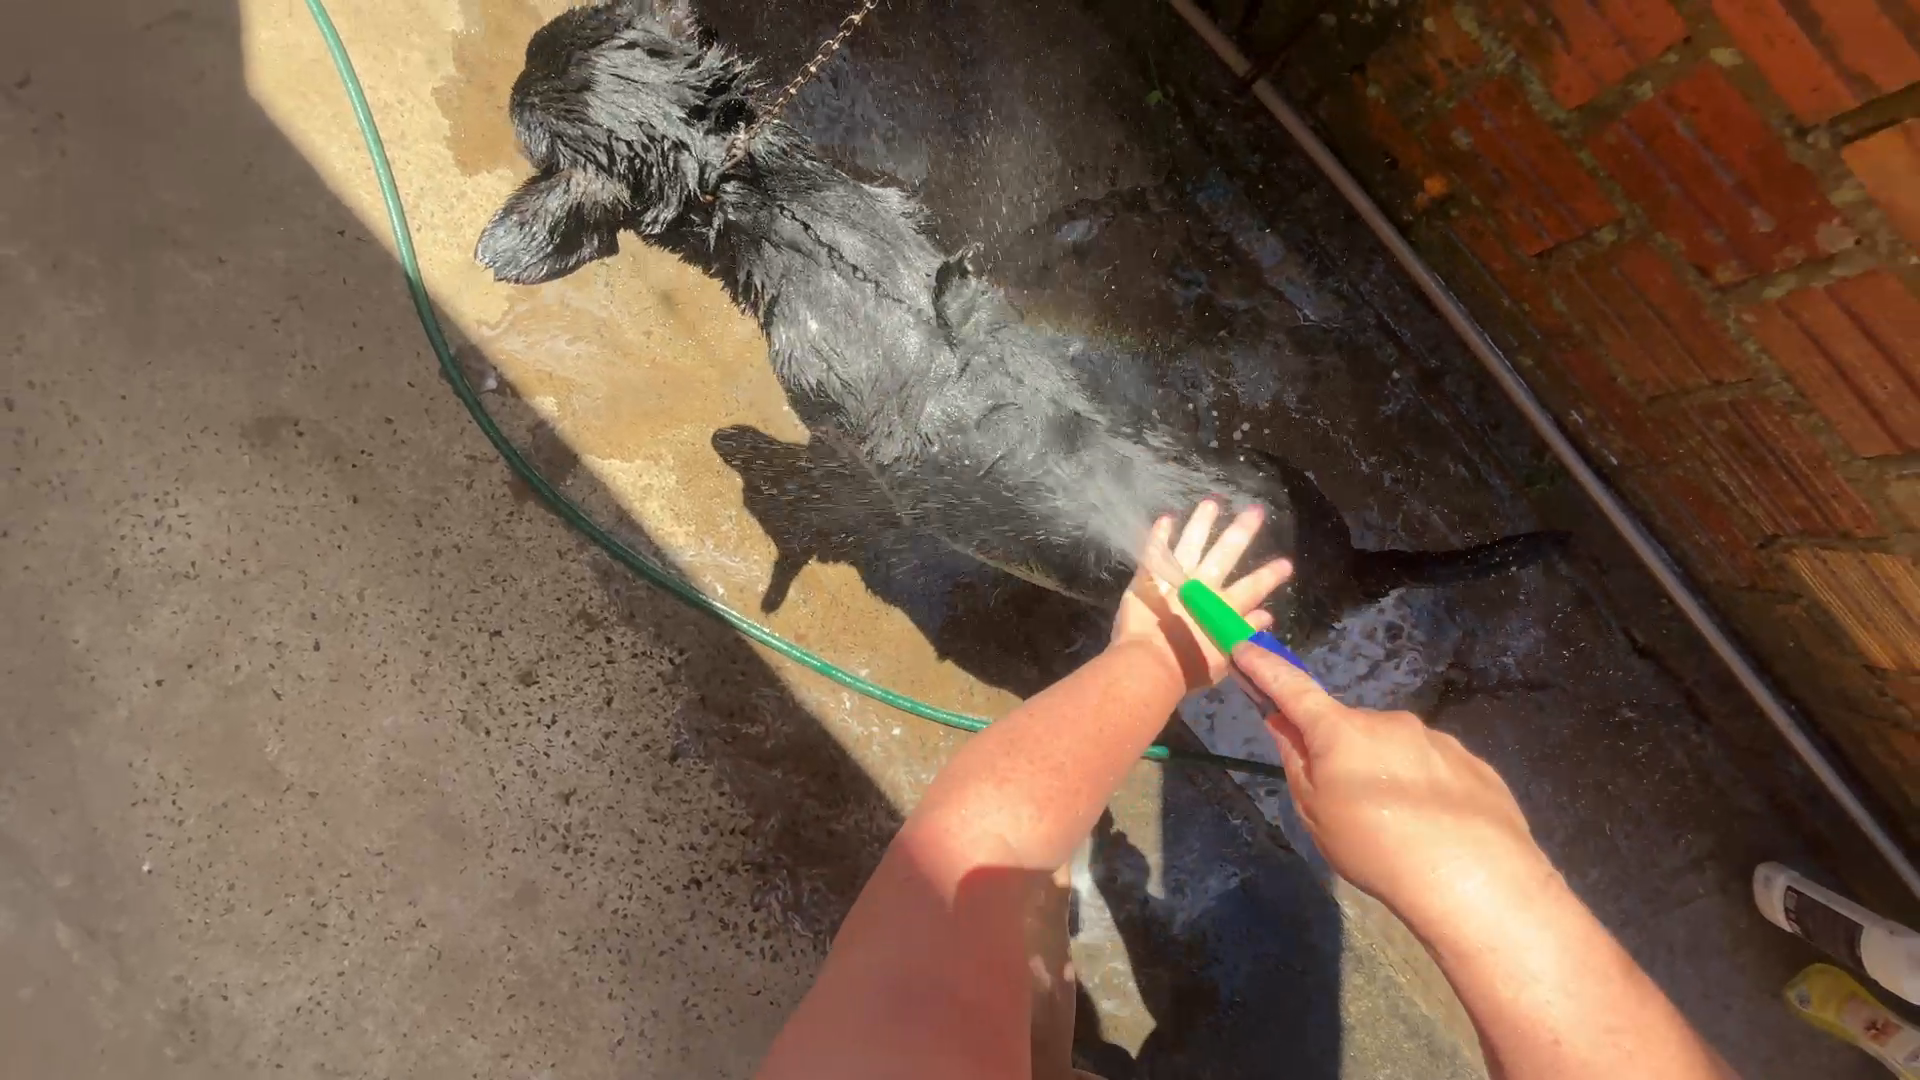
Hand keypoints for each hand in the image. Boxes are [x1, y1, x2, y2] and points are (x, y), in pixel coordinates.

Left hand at [1110, 500, 1291, 691]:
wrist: (1151, 665)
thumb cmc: (1189, 669)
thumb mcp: (1225, 657)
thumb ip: (1245, 633)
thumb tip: (1266, 616)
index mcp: (1224, 609)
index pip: (1254, 588)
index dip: (1270, 576)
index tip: (1286, 563)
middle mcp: (1204, 588)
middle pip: (1226, 554)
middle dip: (1242, 531)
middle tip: (1255, 510)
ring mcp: (1176, 581)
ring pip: (1191, 544)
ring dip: (1202, 523)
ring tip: (1211, 502)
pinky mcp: (1148, 581)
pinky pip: (1154, 554)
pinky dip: (1159, 536)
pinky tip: (1165, 519)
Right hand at [1231, 644, 1553, 921]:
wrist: (1478, 885)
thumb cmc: (1375, 848)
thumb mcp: (1314, 811)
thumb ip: (1296, 761)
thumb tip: (1283, 723)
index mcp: (1340, 731)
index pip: (1291, 687)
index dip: (1264, 667)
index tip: (1244, 648)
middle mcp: (1387, 721)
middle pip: (1348, 727)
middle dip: (1339, 750)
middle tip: (1345, 800)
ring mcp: (1435, 739)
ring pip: (1393, 747)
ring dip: (1384, 770)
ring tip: (1398, 825)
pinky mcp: (1473, 764)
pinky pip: (1432, 766)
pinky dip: (1422, 786)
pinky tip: (1433, 827)